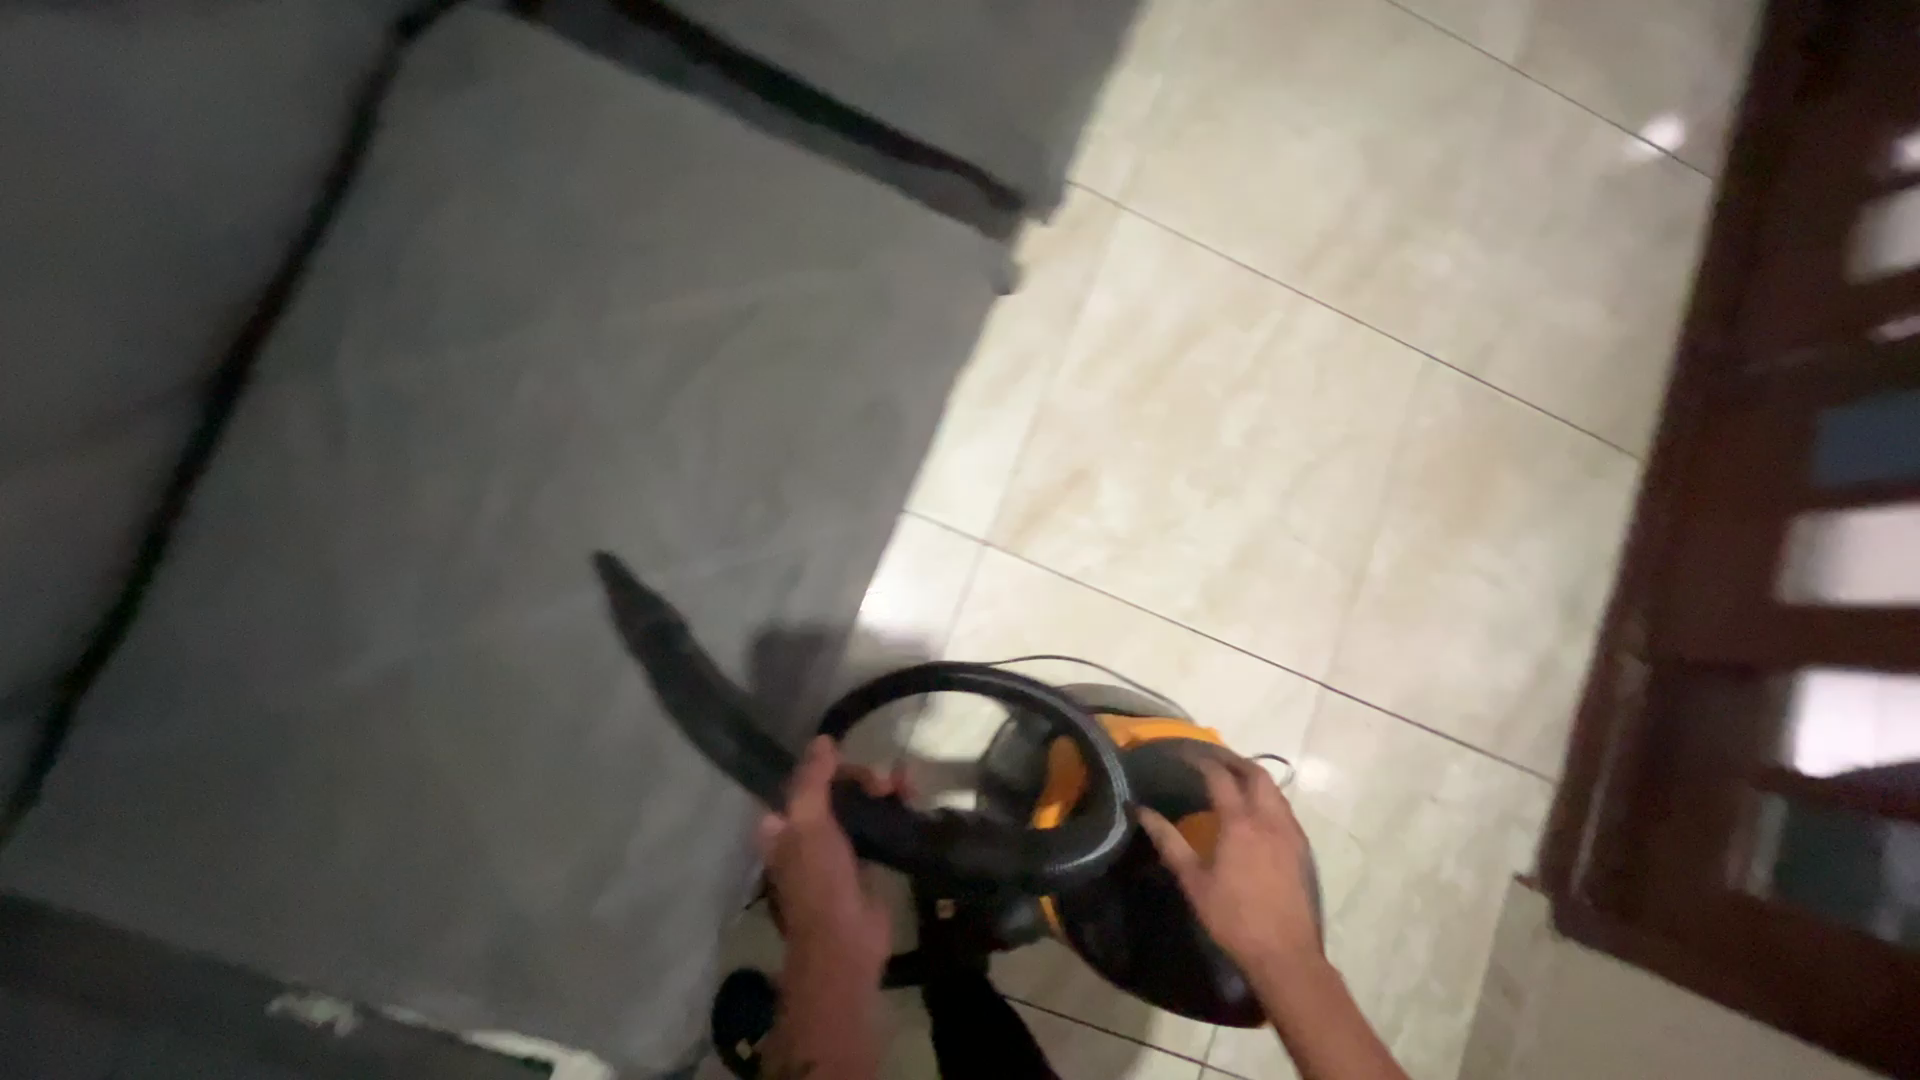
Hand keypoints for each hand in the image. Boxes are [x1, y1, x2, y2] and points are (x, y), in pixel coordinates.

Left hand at [757, 736, 903, 983]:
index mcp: (781, 828)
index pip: (802, 783)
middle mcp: (804, 837)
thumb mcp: (809, 823)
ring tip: (906, 786)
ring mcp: (835, 852)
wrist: (846, 943)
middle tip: (882, 782)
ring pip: (858, 807)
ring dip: (882, 791)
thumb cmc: (818, 882)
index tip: (848, 758)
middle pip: (834, 792)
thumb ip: (812, 779)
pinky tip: (911, 799)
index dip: (824, 767)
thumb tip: (822, 739)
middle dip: (860, 779)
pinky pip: (878, 827)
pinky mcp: (864, 865)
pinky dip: (893, 811)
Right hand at [1139, 755, 1321, 972]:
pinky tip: (1255, 812)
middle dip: (1232, 760)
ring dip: (1252, 776)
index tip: (1182, 754)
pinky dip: (1267, 796)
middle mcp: (1269, 819)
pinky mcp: (1302, 849)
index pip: (1219, 776)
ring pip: (1274, 789)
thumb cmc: (1233, 918)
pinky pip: (1284, 808)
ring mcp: (1290, 833)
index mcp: (1240, 823)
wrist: (1285, 955)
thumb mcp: (1193, 880)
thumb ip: (1168, 841)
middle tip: (1210, 759)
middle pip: (1255, 773)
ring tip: (1231, 779)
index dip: (1200, 760)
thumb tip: (1141, 811)